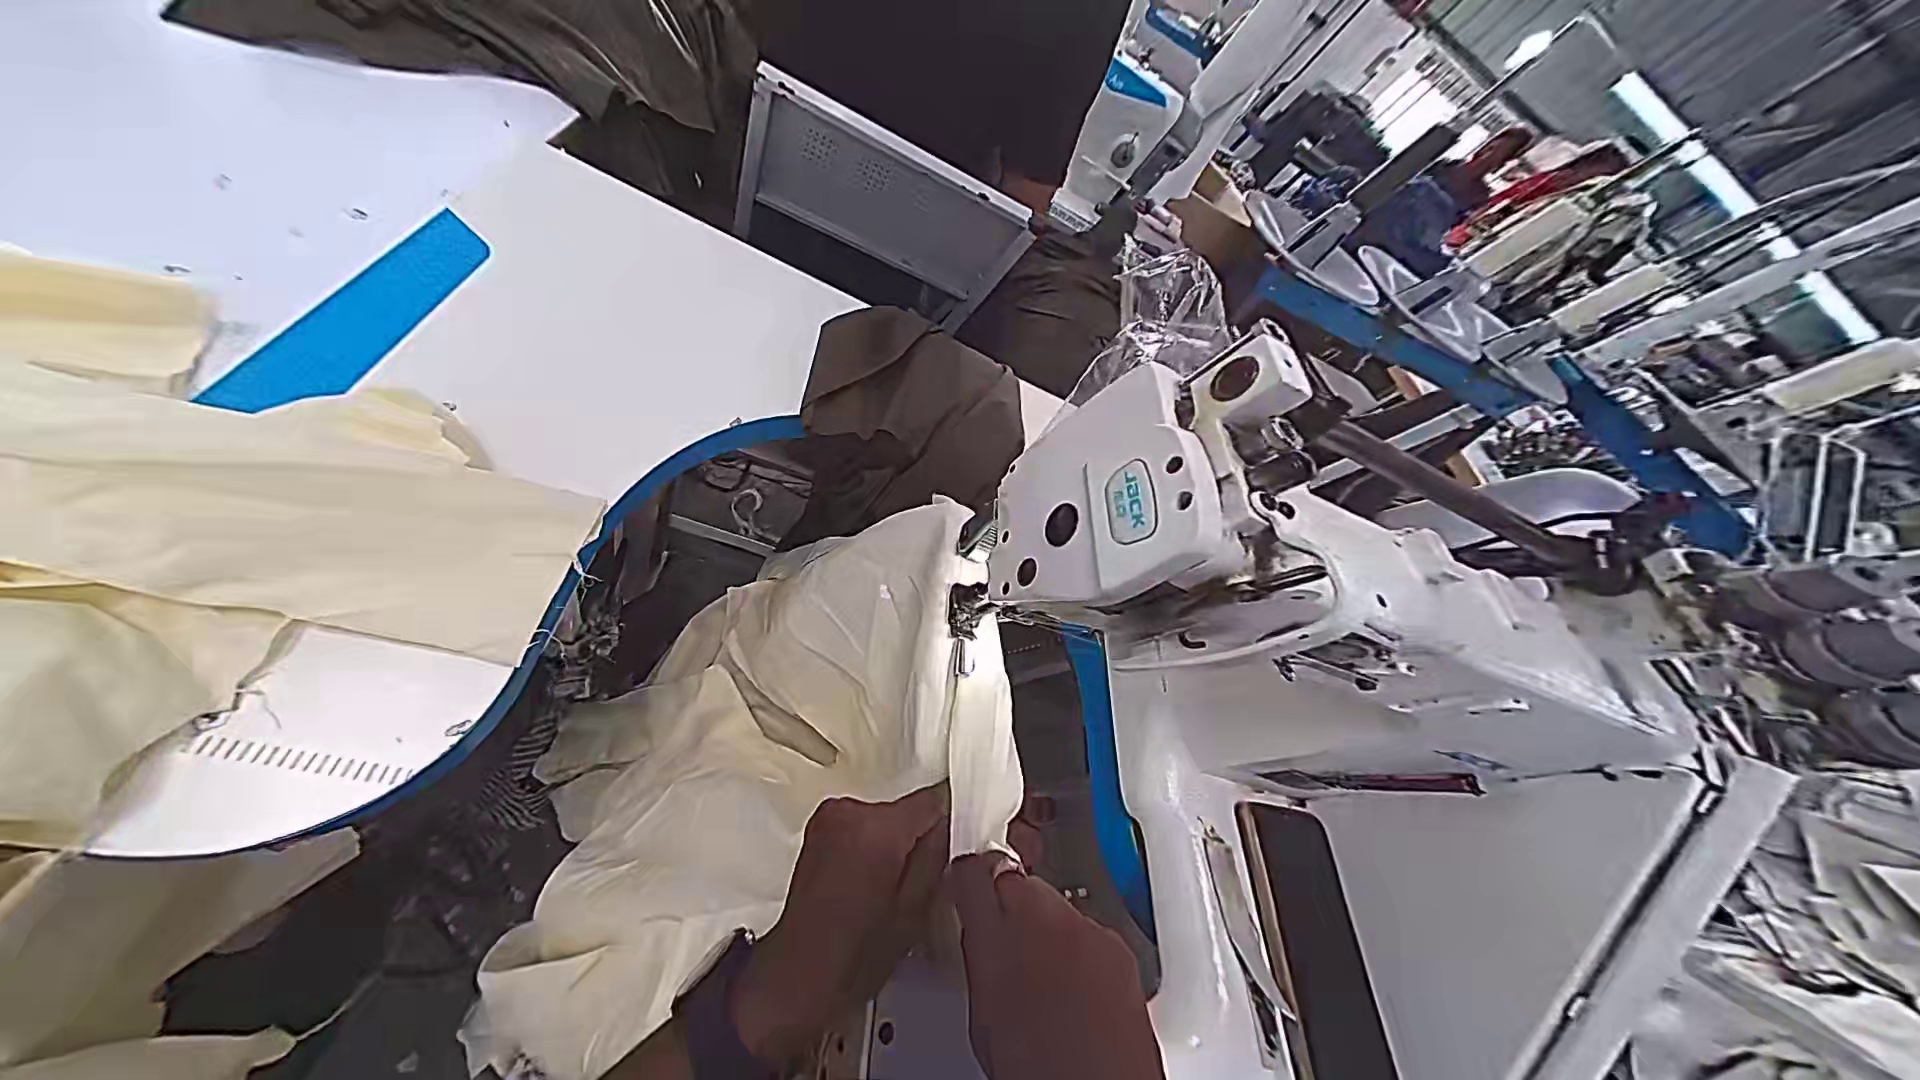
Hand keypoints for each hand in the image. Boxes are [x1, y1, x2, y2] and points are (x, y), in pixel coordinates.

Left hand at [730, 784, 949, 1065]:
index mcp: (877, 831)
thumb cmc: (852, 955)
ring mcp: (830, 815)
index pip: (932, 799)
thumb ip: (937, 854)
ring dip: (891, 838)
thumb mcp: (915, 909)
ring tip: (883, 883)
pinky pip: (862, 820)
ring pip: (884, 814)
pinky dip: (869, 840)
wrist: (798, 972)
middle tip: (913, 877)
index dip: (947, 819)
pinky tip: (864, 877)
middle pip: (906, 807)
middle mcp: (850, 812)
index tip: (951, 837)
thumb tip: (948, 822)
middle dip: (917, 834)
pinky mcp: (819, 823)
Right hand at [948, 854, 1163, 1079]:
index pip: (971, 872)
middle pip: (1015, 879)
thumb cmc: (1036, 1071)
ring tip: (1048, 973)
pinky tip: (1079, 986)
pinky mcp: (1115, 942)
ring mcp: (1080, 925)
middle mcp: (1037, 917)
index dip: (968, 876)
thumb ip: (980, 955)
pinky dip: (1081, 945)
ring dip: (1046, 923)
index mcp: (992, 934)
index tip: (968, 881)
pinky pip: (1088, 927)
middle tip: (1009, 936)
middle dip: (1009, 899)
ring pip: (1053, 900)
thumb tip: (980, 934)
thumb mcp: (982, 1014)